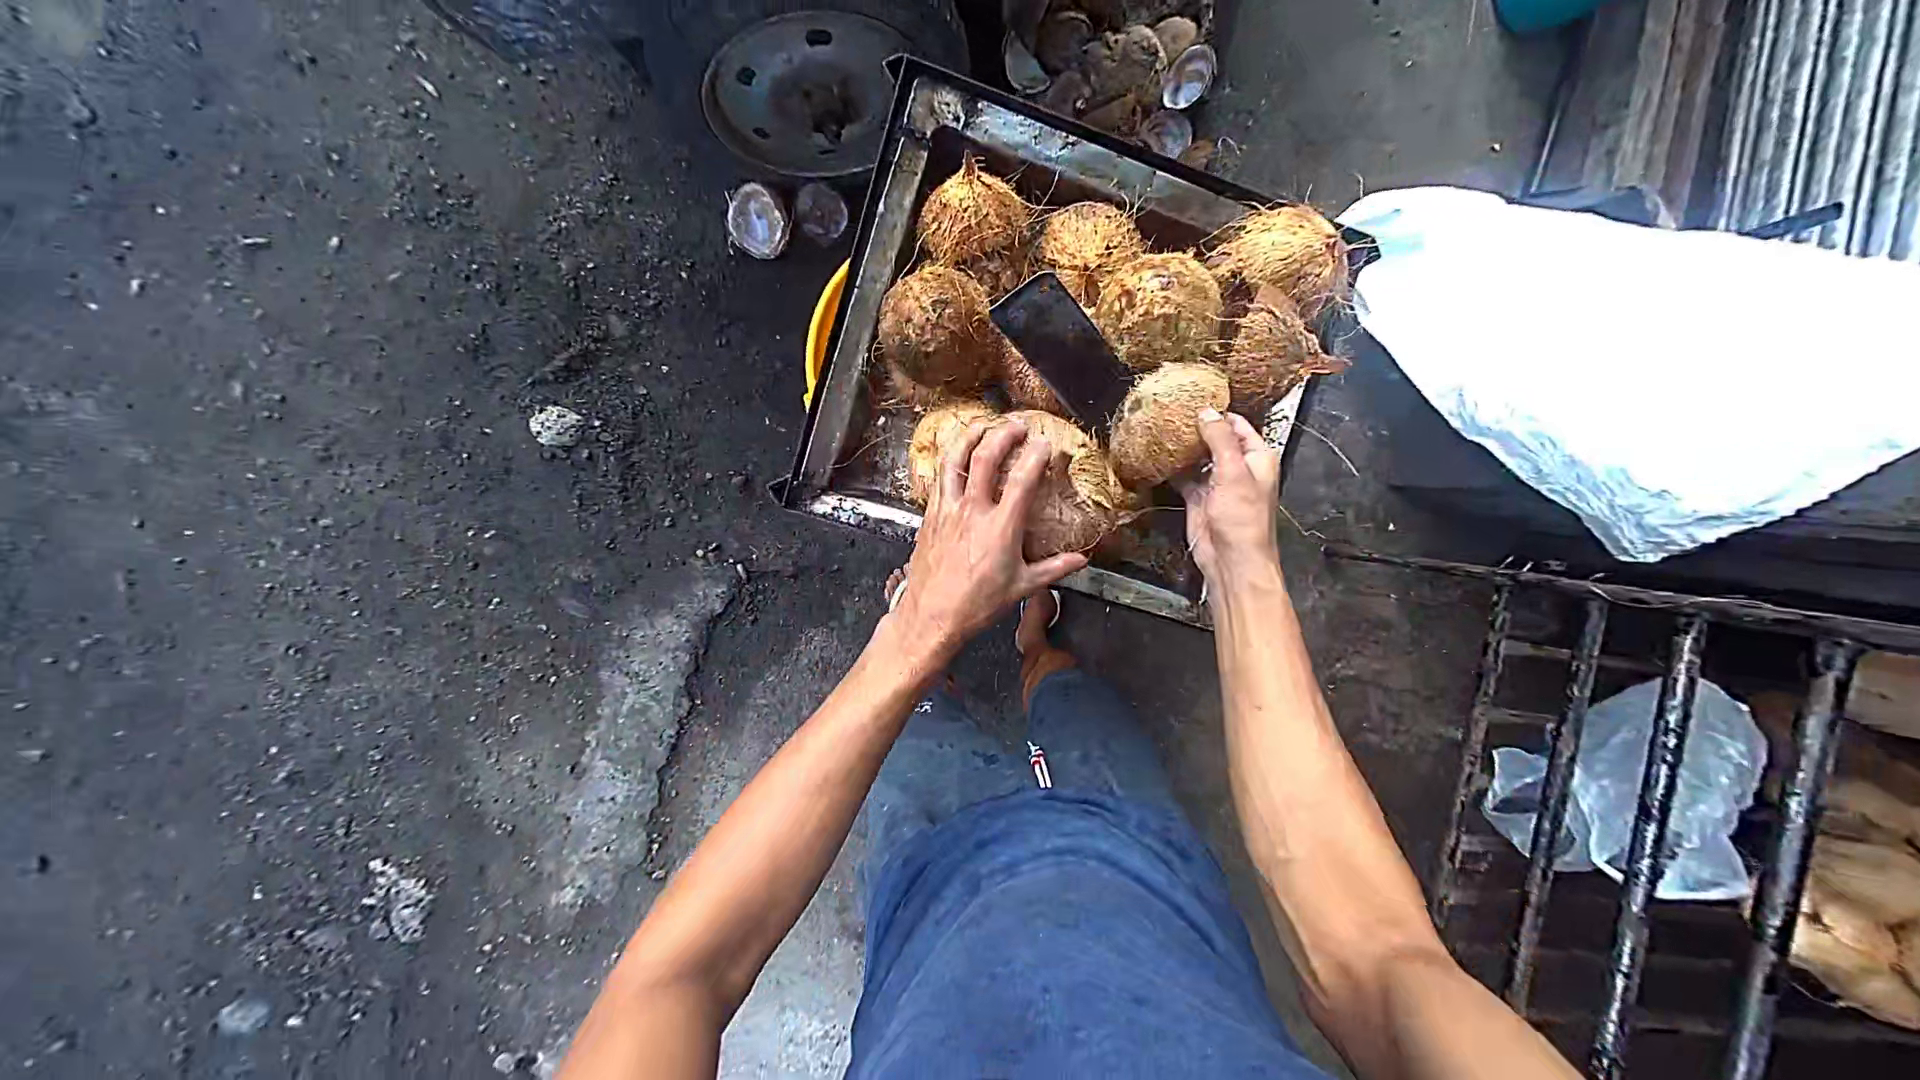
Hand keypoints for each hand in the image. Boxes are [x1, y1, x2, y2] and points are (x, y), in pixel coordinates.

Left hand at [889, 419, 1087, 660]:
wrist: (932, 616)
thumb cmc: (976, 604)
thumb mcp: (1022, 587)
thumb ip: (1054, 568)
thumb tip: (1080, 560)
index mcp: (1000, 528)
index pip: (1022, 480)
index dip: (1036, 455)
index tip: (1045, 443)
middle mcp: (972, 512)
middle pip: (986, 458)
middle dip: (1003, 434)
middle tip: (1016, 426)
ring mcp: (948, 511)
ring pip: (955, 461)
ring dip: (969, 438)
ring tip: (981, 425)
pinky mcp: (930, 517)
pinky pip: (939, 480)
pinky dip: (948, 462)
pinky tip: (954, 458)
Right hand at [1181, 409, 1281, 589]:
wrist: (1231, 560)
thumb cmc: (1244, 522)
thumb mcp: (1234, 472)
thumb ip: (1220, 440)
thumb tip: (1207, 413)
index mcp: (1257, 458)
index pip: (1237, 426)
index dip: (1218, 413)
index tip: (1195, 401)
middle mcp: (1238, 469)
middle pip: (1215, 440)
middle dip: (1197, 428)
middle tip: (1173, 413)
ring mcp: (1217, 484)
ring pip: (1198, 458)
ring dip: (1184, 449)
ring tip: (1163, 431)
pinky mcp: (1199, 499)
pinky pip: (1184, 478)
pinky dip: (1173, 469)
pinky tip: (1160, 458)